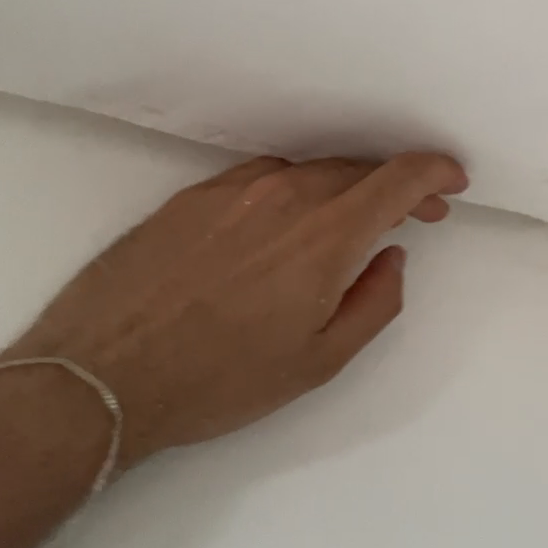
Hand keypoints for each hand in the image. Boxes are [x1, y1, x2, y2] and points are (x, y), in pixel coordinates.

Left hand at [0, 153, 467, 468]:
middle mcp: (286, 195)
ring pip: (313, 170)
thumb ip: (376, 302)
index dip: (437, 172)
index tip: (453, 184)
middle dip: (399, 187)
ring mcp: (235, 189)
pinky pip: (265, 177)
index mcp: (327, 234)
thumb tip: (391, 256)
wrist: (94, 379)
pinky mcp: (194, 196)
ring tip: (348, 223)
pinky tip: (283, 224)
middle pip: (361, 168)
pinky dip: (296, 190)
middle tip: (413, 217)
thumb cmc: (220, 379)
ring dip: (346, 189)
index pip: (401, 176)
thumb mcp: (320, 361)